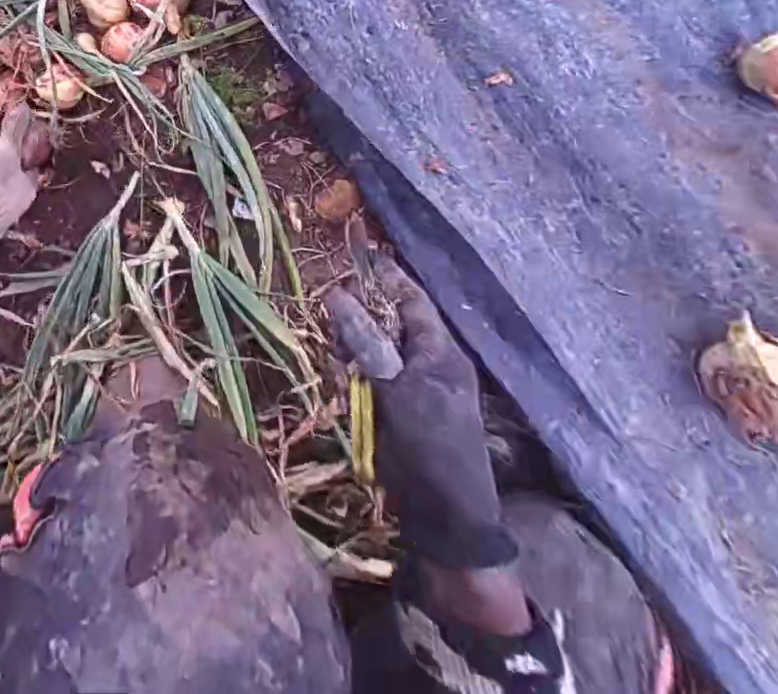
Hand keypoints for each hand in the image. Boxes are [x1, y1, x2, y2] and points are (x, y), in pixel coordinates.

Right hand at [328, 249, 514, 573]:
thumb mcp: (398, 392)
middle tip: (332, 333)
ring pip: (369, 349)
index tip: (349, 257)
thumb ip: (368, 343)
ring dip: (349, 355)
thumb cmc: (431, 450)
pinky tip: (344, 394)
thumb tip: (337, 295)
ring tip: (341, 376)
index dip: (383, 277)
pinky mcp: (394, 405)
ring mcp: (410, 385)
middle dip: (355, 322)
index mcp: (439, 351)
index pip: (410, 298)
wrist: (445, 520)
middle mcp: (426, 361)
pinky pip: (365, 377)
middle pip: (384, 321)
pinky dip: (350, 380)